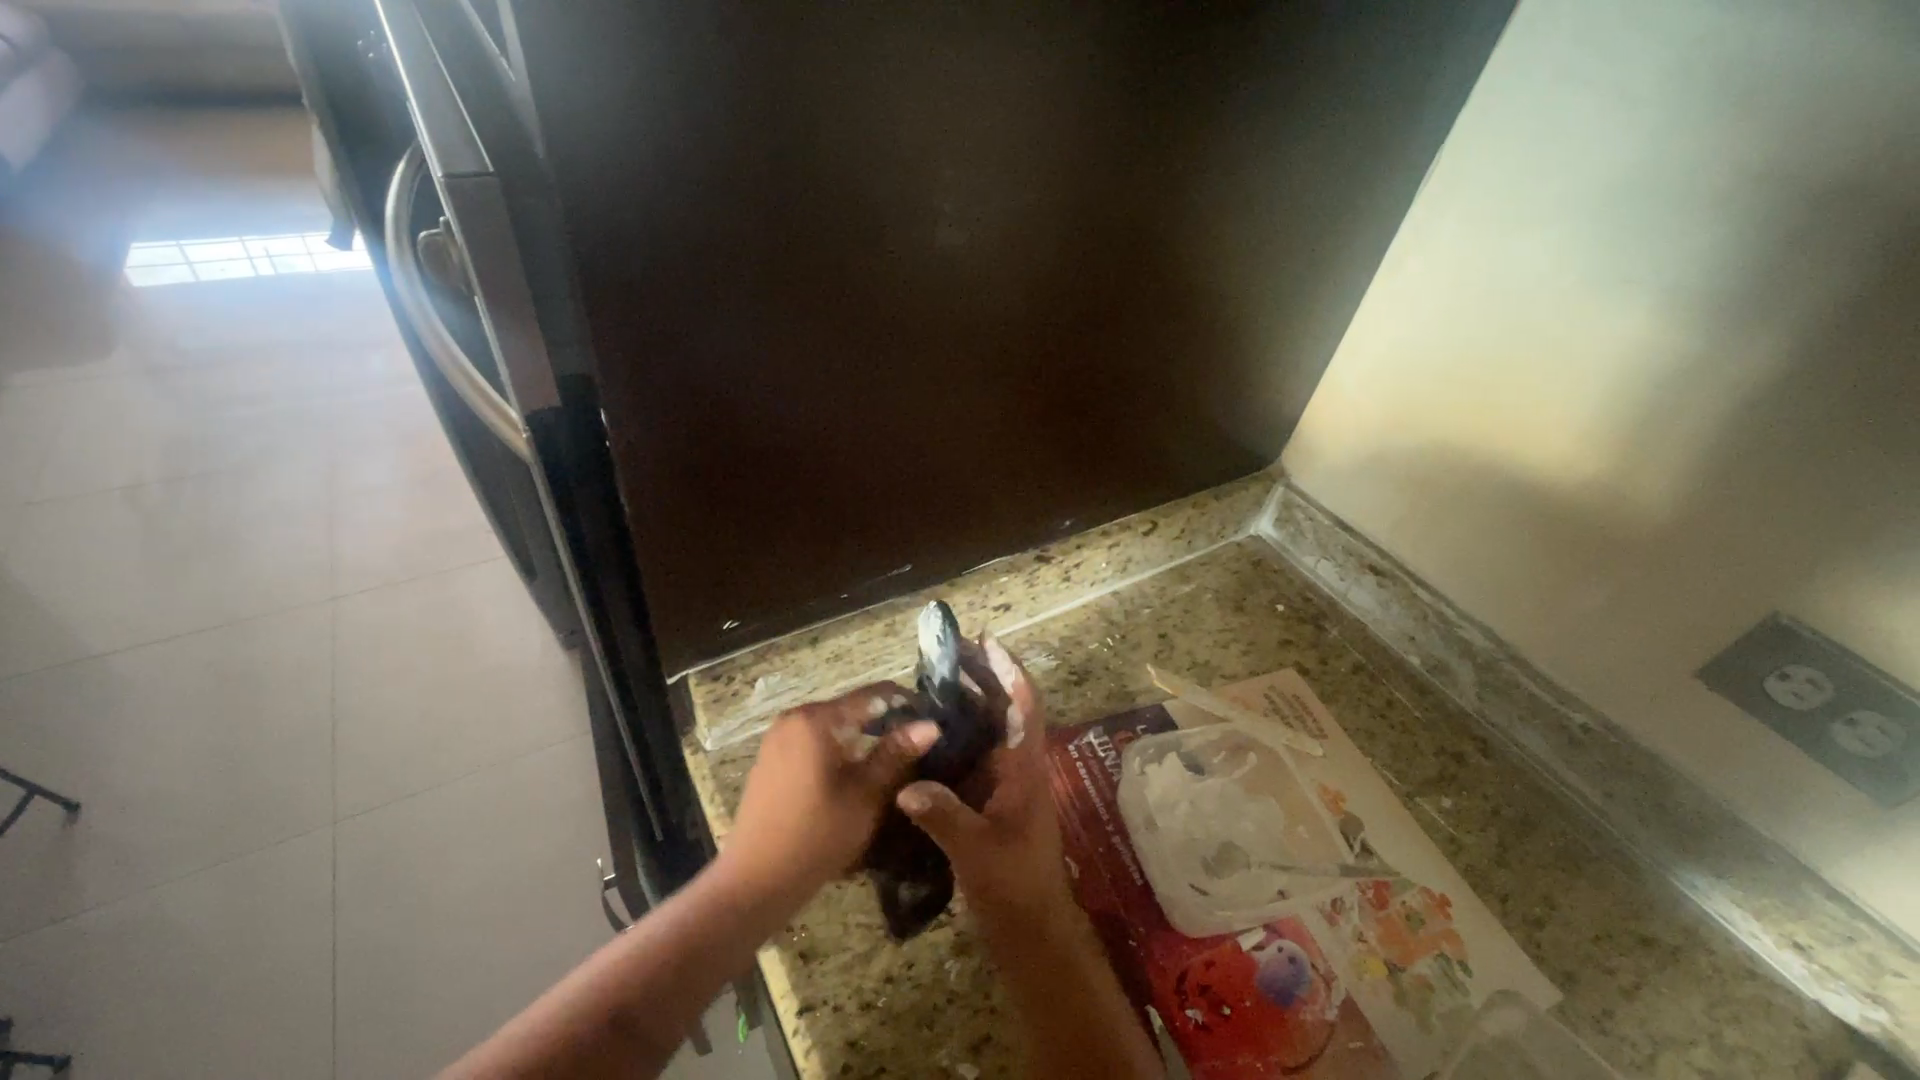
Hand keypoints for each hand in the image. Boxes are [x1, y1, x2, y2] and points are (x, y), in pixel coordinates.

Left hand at [722, 683, 938, 903]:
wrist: (756, 880)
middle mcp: (793, 718)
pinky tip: (854, 780)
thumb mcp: (865, 794)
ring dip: (861, 742)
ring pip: (832, 729)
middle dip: (884, 725)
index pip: (872, 695)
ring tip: (892, 766)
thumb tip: (931, 724)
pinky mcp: (770, 761)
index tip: (932, 722)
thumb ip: (896, 754)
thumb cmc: (817, 836)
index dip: (906, 704)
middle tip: (916, 749)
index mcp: (816, 719)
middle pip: (850, 710)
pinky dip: (837, 753)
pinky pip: (813, 744)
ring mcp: (777, 739)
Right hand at [895, 636, 1073, 932]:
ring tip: (928, 685)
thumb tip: (908, 786)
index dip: (1008, 671)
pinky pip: (971, 759)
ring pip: (987, 733)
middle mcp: (1018, 769)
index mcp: (1025, 770)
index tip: (986, 642)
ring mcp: (1004, 786)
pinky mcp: (989, 803)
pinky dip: (952, 741)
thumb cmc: (1014, 887)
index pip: (1024, 706)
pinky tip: (922, 738)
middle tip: (943, 656)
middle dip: (981, 680)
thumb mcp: (978, 851)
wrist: (1031, 930)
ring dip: (965, 707)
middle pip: (1004, 711)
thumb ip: (944, 816)